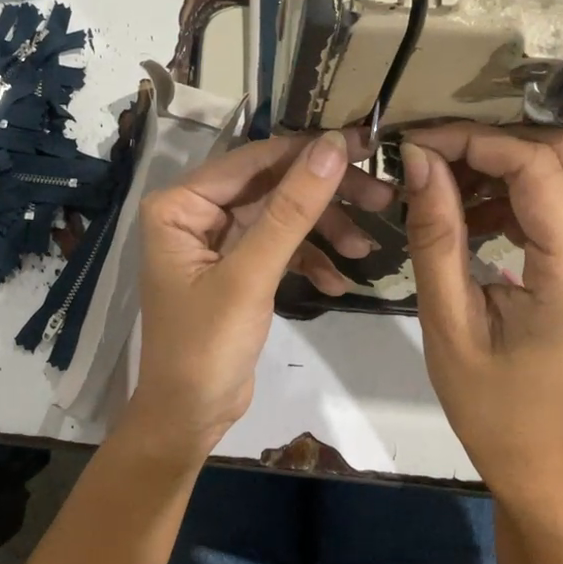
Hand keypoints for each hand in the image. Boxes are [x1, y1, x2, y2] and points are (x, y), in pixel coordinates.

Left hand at [128, 131, 395, 455]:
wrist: (189, 416)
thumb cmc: (205, 347)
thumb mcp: (250, 277)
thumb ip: (292, 211)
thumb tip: (334, 147)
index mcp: (179, 205)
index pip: (253, 160)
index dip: (310, 152)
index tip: (368, 147)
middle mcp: (193, 214)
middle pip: (271, 185)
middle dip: (325, 196)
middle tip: (383, 197)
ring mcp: (215, 241)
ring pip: (281, 216)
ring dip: (324, 231)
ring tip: (365, 250)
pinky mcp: (236, 268)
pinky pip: (280, 248)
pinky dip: (309, 261)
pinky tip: (337, 284)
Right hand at [400, 123, 562, 495]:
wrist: (536, 444)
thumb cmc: (485, 397)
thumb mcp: (446, 318)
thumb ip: (437, 233)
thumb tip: (418, 159)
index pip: (539, 169)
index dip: (475, 142)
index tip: (417, 143)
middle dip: (494, 140)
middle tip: (430, 154)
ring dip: (507, 159)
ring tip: (445, 181)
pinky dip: (520, 185)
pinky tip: (474, 207)